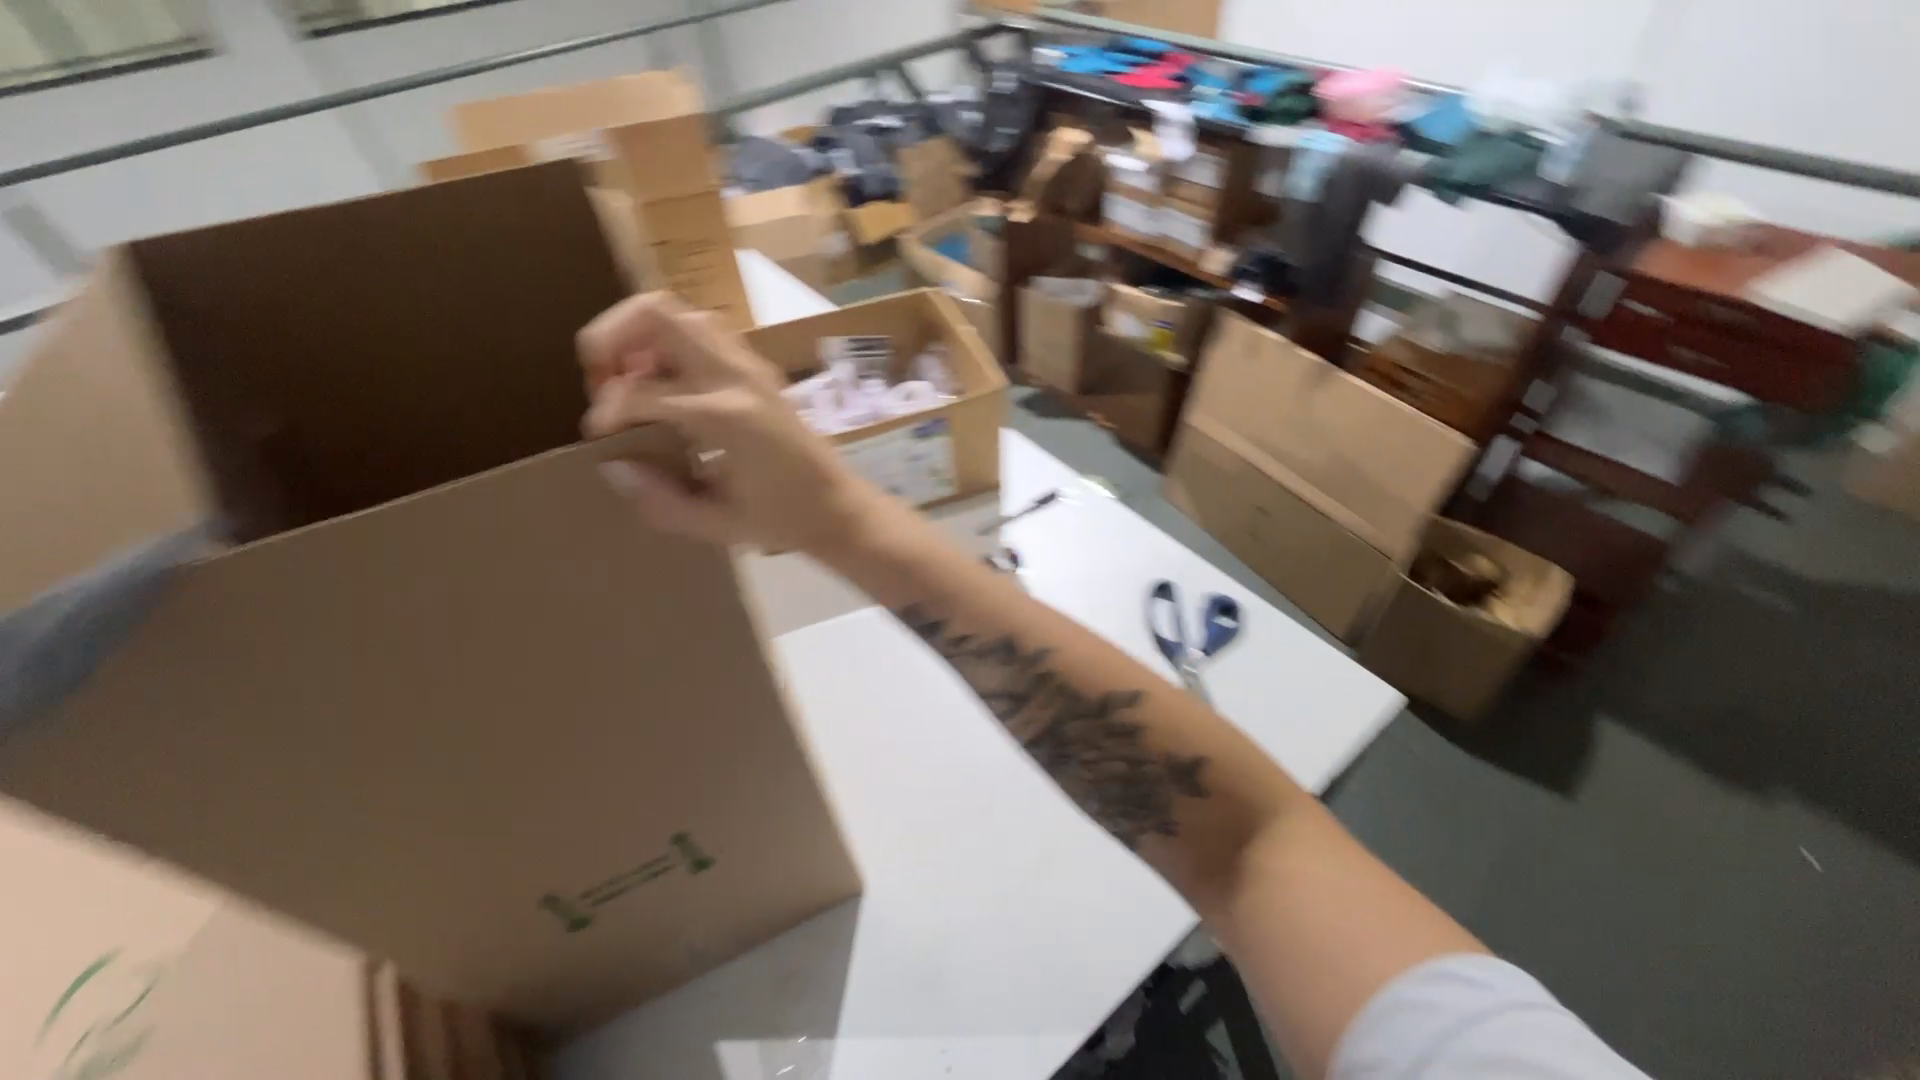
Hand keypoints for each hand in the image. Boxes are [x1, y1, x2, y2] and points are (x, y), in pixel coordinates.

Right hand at [579, 293, 884, 555]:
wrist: (839, 506)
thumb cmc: (782, 521)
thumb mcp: (717, 525)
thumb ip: (660, 500)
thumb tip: (613, 465)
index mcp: (727, 418)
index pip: (643, 392)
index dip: (607, 412)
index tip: (600, 437)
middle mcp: (737, 378)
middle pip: (658, 315)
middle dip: (612, 339)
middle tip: (602, 382)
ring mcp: (751, 365)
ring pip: (681, 313)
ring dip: (641, 336)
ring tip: (629, 380)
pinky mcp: (757, 367)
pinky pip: (703, 330)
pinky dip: (670, 341)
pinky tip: (664, 383)